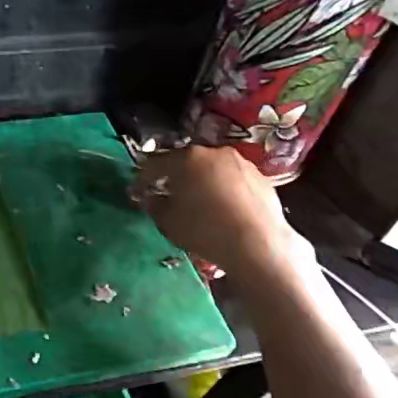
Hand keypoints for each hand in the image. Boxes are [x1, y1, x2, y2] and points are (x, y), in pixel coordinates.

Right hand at [130, 145, 308, 273]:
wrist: (258, 244)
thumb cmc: (204, 230)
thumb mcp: (168, 221)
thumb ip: (154, 205)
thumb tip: (152, 198)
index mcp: (186, 158)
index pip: (154, 164)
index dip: (142, 179)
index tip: (136, 192)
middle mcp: (214, 153)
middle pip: (185, 161)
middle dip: (173, 175)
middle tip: (165, 192)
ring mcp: (241, 163)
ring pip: (211, 167)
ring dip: (199, 179)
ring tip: (196, 199)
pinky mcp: (261, 177)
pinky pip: (231, 178)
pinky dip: (221, 187)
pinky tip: (221, 206)